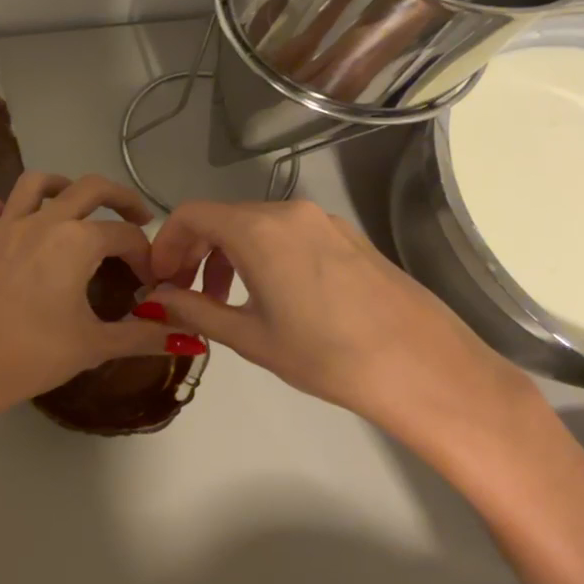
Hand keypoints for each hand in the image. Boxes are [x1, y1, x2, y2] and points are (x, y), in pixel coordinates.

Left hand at [0, 173, 172, 419]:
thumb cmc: (33, 356)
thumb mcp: (95, 345)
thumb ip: (145, 335)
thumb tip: (191, 337)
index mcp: (76, 241)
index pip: (126, 235)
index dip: (146, 255)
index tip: (151, 283)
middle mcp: (41, 223)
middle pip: (88, 189)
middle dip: (119, 198)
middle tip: (136, 217)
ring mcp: (1, 229)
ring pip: (33, 185)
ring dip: (60, 186)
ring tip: (75, 204)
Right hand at [145, 200, 535, 438]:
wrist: (427, 371)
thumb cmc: (327, 356)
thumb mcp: (249, 337)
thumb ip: (193, 310)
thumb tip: (155, 300)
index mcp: (258, 230)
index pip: (190, 216)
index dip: (163, 244)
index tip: (156, 280)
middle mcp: (289, 213)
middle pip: (221, 217)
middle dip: (191, 251)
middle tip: (179, 292)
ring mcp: (324, 222)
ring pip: (254, 225)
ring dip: (224, 255)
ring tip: (219, 299)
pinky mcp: (349, 238)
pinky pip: (286, 234)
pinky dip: (259, 255)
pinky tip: (266, 296)